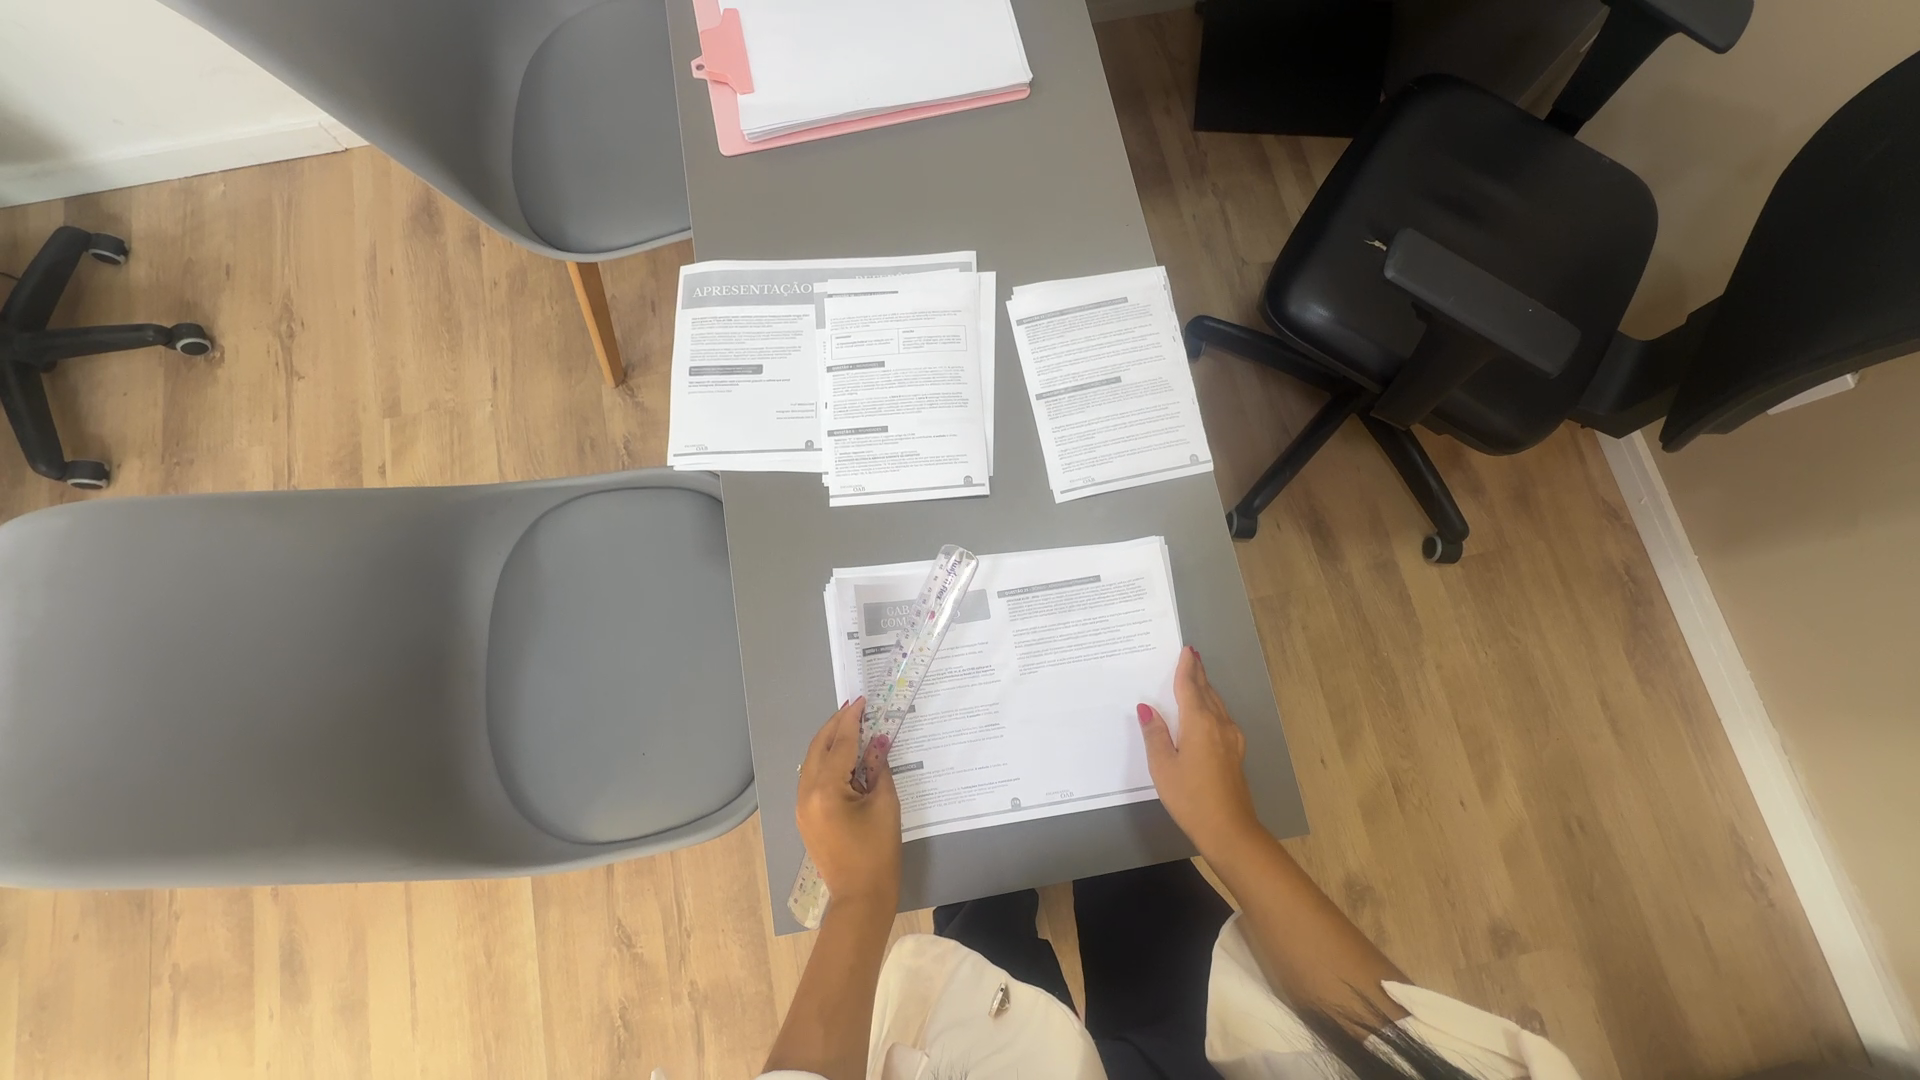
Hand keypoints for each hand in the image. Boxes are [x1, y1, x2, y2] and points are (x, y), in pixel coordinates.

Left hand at [796, 697, 901, 908]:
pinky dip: (827, 761)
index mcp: (826, 790)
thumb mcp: (885, 804)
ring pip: (812, 762)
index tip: (862, 701)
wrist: (860, 897)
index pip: (840, 744)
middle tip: (855, 709)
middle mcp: (806, 793)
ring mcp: (801, 806)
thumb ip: (880, 768)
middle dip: (836, 726)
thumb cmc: (878, 852)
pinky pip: (812, 778)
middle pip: (818, 748)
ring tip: (851, 727)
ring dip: (830, 742)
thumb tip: (879, 741)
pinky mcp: (805, 816)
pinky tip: (845, 757)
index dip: (852, 720)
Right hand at [1138, 647, 1264, 861]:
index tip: (1187, 649)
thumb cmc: (1190, 797)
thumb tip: (1147, 708)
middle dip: (1198, 674)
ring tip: (1196, 677)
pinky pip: (1221, 717)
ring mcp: (1231, 738)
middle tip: (1191, 656)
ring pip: (1217, 704)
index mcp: (1199, 723)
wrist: (1229, 829)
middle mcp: (1219, 724)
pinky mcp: (1236, 752)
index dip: (1187, 668)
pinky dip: (1211, 705)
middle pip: (1207, 692)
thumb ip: (1155, 734)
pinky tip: (1207, 712)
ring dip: (1206, 689)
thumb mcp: (1163, 766)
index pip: (1190, 687)